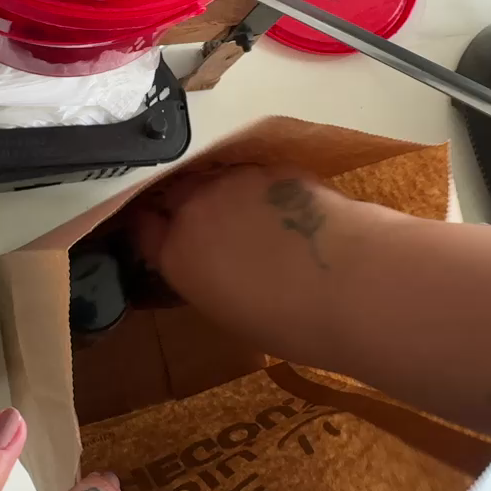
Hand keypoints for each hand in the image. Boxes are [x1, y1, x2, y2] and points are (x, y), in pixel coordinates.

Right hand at [127, 165, 405, 364]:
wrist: (349, 282)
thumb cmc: (291, 323)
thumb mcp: (228, 310)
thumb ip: (206, 275)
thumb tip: (213, 263)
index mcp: (177, 255)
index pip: (141, 227)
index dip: (149, 226)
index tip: (156, 230)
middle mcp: (195, 209)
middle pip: (172, 191)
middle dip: (180, 201)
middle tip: (201, 218)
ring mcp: (233, 182)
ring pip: (212, 177)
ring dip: (219, 191)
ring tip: (243, 211)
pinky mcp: (271, 167)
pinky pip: (251, 174)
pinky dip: (258, 188)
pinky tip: (280, 206)